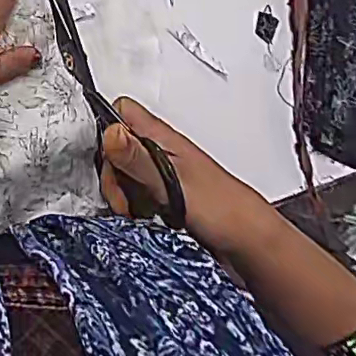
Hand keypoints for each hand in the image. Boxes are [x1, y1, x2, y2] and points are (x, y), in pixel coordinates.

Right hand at [99, 98, 285, 260]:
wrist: (250, 243)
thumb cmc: (222, 208)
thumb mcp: (171, 183)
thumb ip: (138, 158)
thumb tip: (110, 132)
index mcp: (161, 137)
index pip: (120, 112)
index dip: (106, 131)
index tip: (109, 160)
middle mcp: (159, 150)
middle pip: (115, 147)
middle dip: (112, 174)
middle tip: (124, 196)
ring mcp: (160, 172)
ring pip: (123, 172)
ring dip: (123, 194)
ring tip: (138, 211)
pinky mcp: (163, 195)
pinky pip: (134, 194)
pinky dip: (134, 207)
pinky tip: (145, 217)